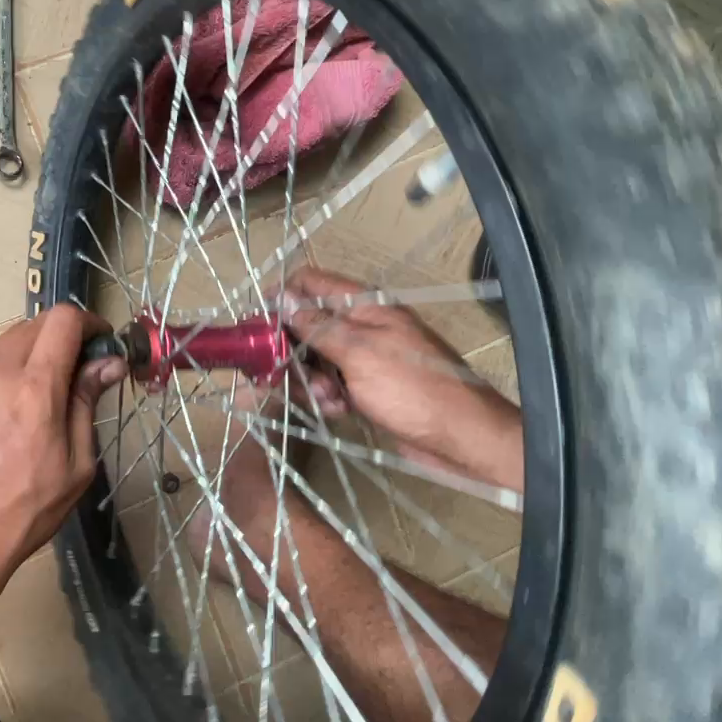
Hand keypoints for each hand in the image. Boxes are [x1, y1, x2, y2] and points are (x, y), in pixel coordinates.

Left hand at [0, 305, 125, 572]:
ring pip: (12, 336)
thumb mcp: (76, 463)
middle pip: (37, 322)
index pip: (63, 320)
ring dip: (39, 346)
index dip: (89, 323)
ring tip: (54, 384)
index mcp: (34, 387)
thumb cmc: (27, 508)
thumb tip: (109, 363)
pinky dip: (15, 361)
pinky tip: (23, 397)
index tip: (103, 343)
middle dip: (65, 333)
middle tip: (83, 366)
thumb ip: (87, 402)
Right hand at [283, 267, 523, 492]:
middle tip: (279, 371)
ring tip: (324, 398)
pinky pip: (333, 382)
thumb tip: (283, 298)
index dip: (282, 295)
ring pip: (316, 357)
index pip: (311, 282)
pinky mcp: (368, 386)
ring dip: (310, 377)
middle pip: (308, 322)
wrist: (464, 439)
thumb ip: (317, 325)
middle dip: (292, 347)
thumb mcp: (359, 353)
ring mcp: (366, 357)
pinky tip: (337, 411)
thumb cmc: (413, 389)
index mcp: (365, 306)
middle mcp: (363, 326)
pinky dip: (329, 395)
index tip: (257, 320)